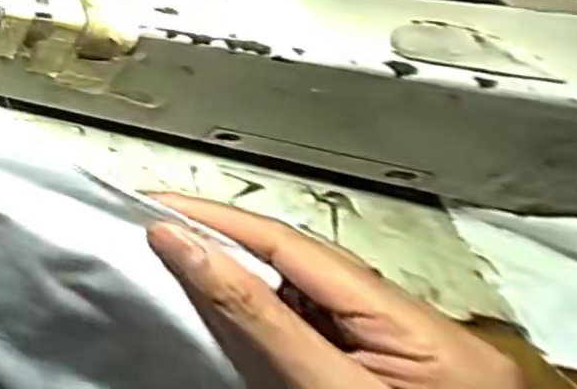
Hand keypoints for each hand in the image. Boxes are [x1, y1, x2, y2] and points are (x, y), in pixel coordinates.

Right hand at [147, 194, 523, 388]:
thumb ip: (252, 312)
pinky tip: (228, 298)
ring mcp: (414, 352)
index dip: (214, 217)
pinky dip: (264, 301)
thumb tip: (175, 237)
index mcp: (426, 330)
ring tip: (180, 254)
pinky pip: (314, 316)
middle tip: (155, 225)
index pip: (293, 243)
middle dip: (223, 238)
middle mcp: (426, 330)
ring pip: (304, 285)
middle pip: (300, 259)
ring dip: (239, 268)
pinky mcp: (393, 370)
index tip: (149, 205)